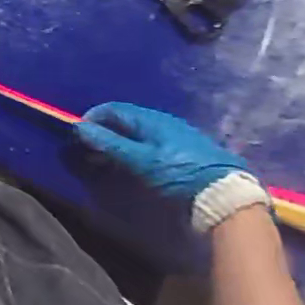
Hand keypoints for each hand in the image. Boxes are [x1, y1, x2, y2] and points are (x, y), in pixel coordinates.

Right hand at [74, 102, 249, 200]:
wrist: (227, 196)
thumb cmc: (178, 174)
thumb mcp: (139, 160)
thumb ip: (108, 143)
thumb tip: (79, 127)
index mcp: (150, 119)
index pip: (112, 109)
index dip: (91, 119)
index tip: (77, 137)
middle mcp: (164, 121)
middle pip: (125, 120)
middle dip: (104, 132)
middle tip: (90, 152)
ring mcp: (178, 135)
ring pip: (138, 132)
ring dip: (119, 142)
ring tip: (109, 161)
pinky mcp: (187, 150)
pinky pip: (152, 142)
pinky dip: (135, 149)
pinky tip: (136, 165)